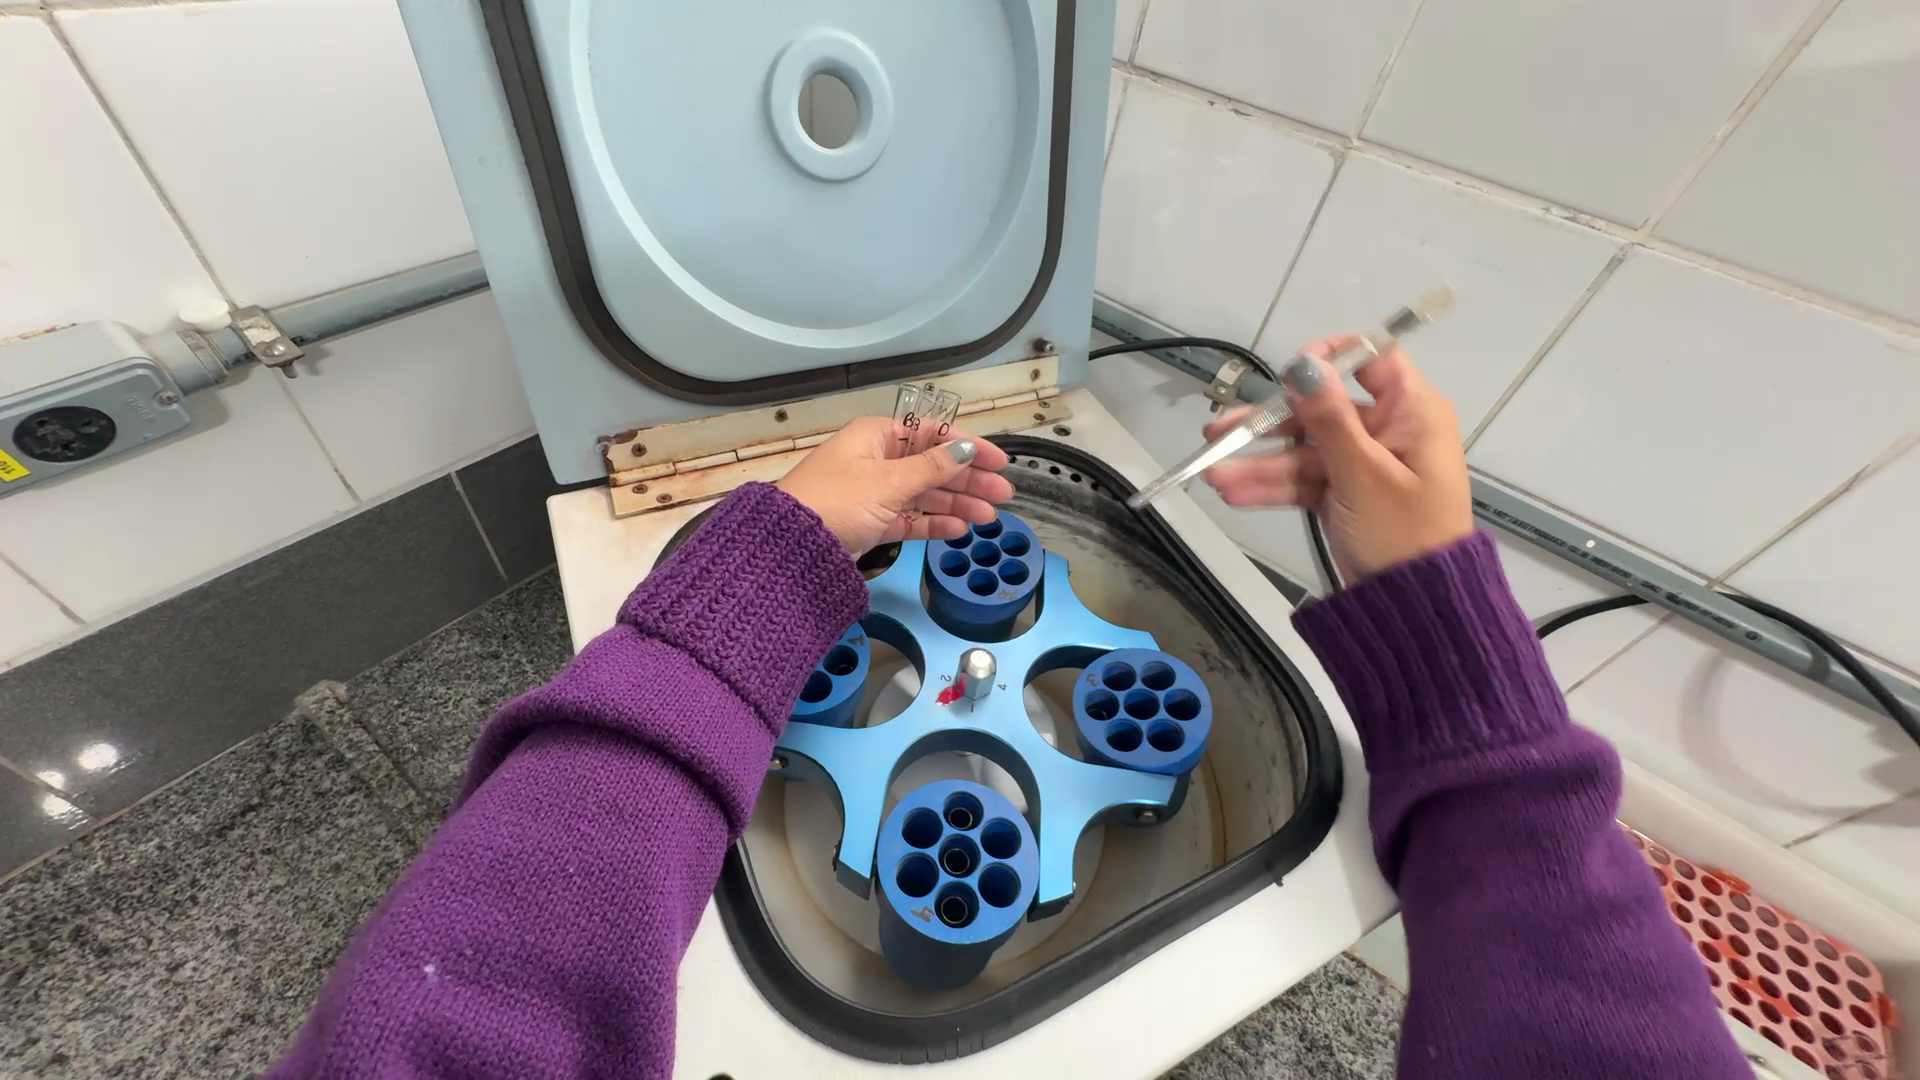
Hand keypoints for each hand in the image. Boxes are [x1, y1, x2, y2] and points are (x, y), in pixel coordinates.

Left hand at [777, 416, 1015, 554]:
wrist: (792, 546)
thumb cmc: (838, 500)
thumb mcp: (889, 481)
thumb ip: (932, 467)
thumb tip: (965, 449)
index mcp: (877, 436)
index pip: (932, 434)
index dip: (967, 446)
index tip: (998, 461)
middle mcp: (877, 460)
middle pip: (932, 466)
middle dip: (968, 480)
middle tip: (1003, 494)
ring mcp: (874, 493)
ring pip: (924, 495)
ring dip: (957, 504)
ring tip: (988, 518)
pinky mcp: (871, 522)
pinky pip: (910, 518)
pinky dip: (933, 523)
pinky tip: (959, 529)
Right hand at [1202, 335, 1472, 582]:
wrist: (1413, 604)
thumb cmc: (1402, 530)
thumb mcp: (1363, 473)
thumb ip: (1329, 418)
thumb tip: (1305, 364)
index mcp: (1410, 412)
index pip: (1373, 359)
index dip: (1331, 356)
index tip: (1288, 371)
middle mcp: (1385, 430)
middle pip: (1318, 411)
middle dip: (1267, 426)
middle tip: (1218, 431)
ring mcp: (1360, 463)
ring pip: (1301, 451)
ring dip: (1258, 465)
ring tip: (1214, 478)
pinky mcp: (1341, 492)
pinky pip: (1301, 481)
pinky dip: (1271, 488)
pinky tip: (1233, 494)